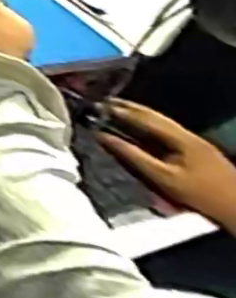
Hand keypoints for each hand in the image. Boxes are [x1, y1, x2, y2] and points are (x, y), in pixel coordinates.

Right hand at [98, 99, 235, 234]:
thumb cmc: (202, 195)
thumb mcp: (162, 177)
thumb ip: (131, 154)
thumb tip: (100, 135)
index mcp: (183, 141)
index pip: (145, 119)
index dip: (120, 111)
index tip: (96, 105)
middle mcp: (192, 138)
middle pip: (157, 117)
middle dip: (130, 108)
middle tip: (103, 101)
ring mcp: (199, 145)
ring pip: (164, 123)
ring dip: (140, 115)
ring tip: (116, 110)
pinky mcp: (200, 152)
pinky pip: (169, 132)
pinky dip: (150, 125)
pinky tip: (139, 127)